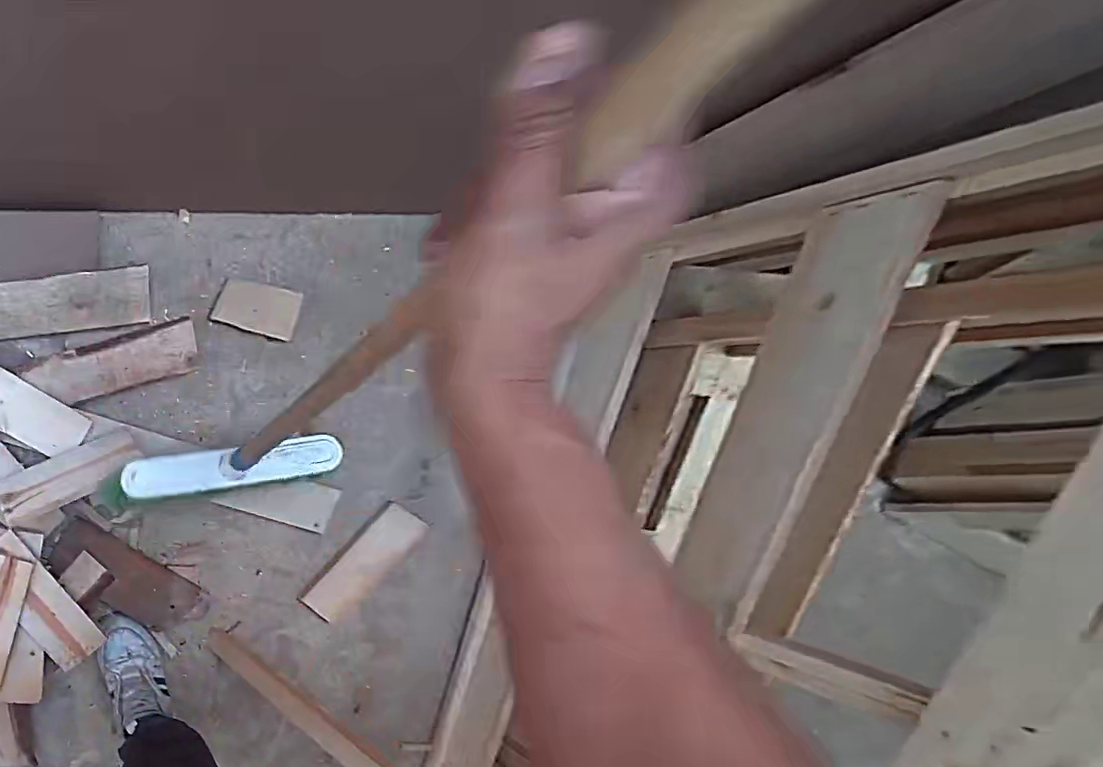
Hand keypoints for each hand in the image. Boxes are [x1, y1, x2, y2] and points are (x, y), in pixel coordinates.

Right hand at [426, 22, 692, 396]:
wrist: (475, 381)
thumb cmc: (500, 319)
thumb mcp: (512, 216)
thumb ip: (534, 133)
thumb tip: (556, 49)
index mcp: (644, 187)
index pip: (634, 95)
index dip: (571, 105)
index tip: (527, 141)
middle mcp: (624, 198)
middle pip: (572, 129)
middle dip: (510, 166)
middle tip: (485, 204)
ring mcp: (583, 218)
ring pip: (534, 162)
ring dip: (485, 194)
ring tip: (463, 236)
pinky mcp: (548, 236)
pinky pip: (515, 195)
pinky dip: (480, 215)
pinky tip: (457, 244)